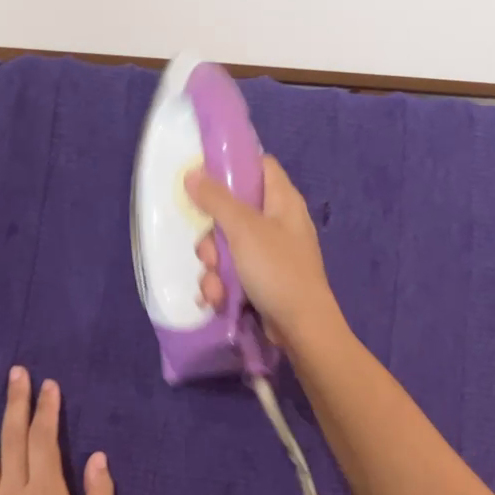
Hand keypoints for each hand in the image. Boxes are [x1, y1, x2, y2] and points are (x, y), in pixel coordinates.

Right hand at [185, 155, 346, 352]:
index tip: (205, 178)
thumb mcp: (244, 229)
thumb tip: (192, 173)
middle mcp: (279, 224)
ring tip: (217, 288)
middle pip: (233, 213)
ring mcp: (271, 255)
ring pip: (227, 249)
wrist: (301, 327)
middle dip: (213, 238)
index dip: (234, 168)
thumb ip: (216, 200)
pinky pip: (233, 275)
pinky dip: (222, 287)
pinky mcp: (263, 283)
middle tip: (210, 254)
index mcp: (283, 201)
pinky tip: (218, 301)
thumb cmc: (277, 270)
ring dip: (214, 270)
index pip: (261, 166)